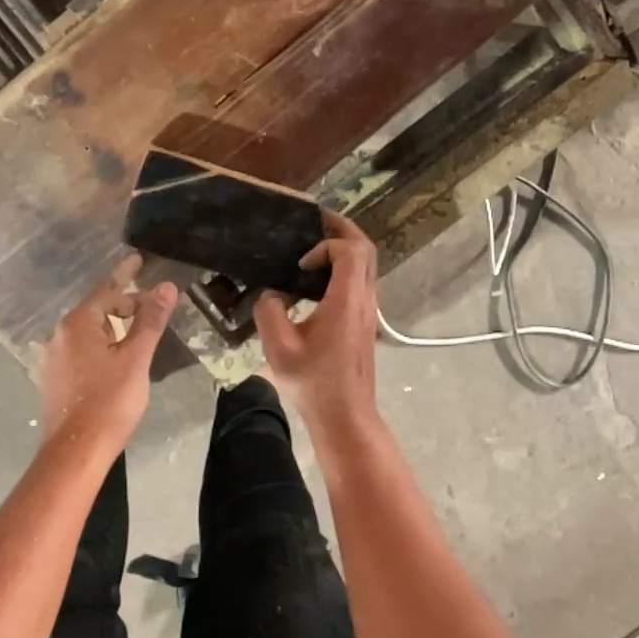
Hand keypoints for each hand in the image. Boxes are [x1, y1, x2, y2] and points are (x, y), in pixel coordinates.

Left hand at [38, 253, 178, 455]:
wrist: (75, 452)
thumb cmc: (108, 401)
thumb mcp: (136, 358)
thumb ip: (151, 321)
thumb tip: (166, 287)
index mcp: (77, 324)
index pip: (107, 289)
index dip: (126, 275)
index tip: (139, 260)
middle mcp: (61, 335)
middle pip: (97, 309)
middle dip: (125, 306)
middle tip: (153, 312)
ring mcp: (56, 359)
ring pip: (90, 332)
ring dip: (115, 328)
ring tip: (140, 337)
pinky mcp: (57, 380)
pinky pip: (83, 350)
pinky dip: (103, 346)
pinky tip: (118, 362)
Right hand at [254, 211, 380, 430]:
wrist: (345, 416)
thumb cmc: (313, 382)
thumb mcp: (278, 347)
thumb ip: (269, 311)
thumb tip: (272, 294)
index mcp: (347, 301)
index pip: (350, 251)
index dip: (325, 246)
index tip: (301, 264)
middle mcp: (365, 300)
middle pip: (366, 249)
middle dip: (342, 230)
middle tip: (316, 220)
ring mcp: (369, 311)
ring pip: (367, 264)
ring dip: (344, 248)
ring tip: (314, 245)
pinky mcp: (366, 321)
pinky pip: (361, 279)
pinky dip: (344, 266)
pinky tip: (318, 278)